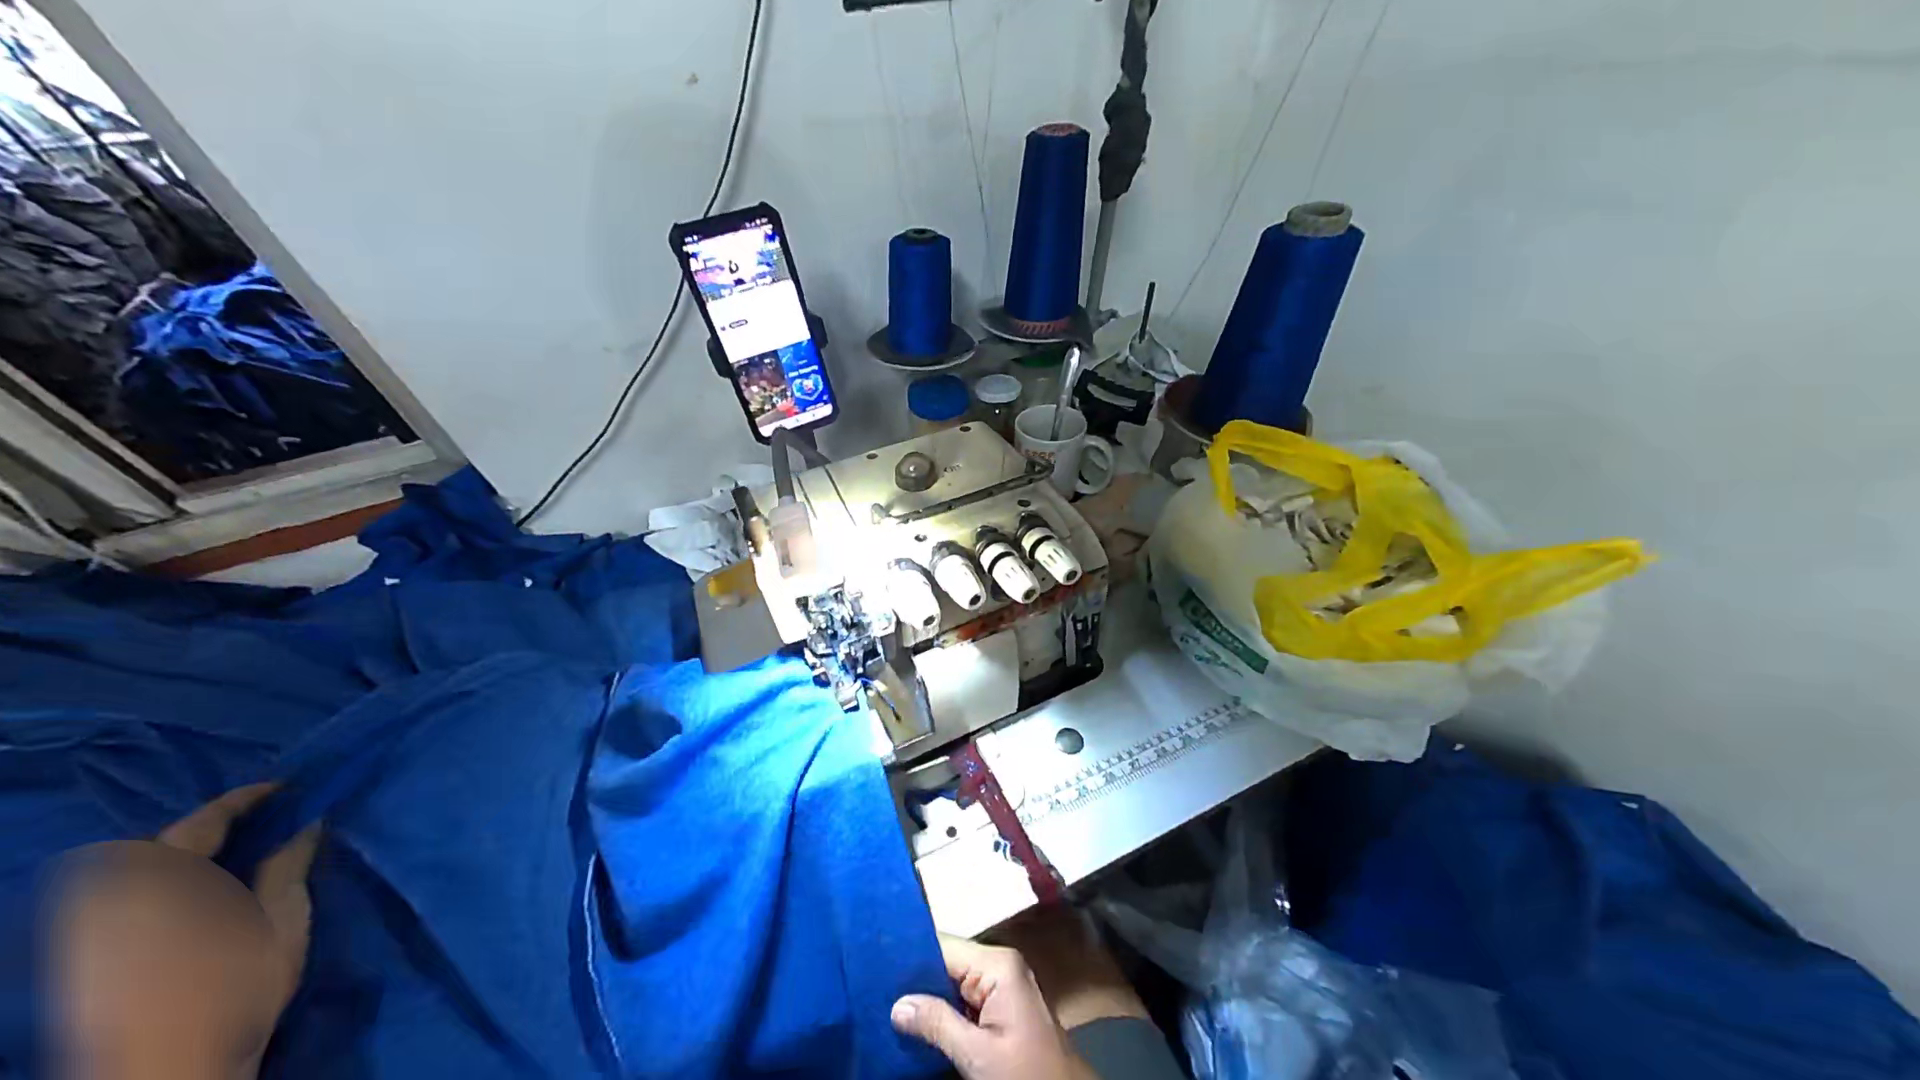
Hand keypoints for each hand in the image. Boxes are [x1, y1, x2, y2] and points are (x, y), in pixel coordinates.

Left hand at [49, 784, 321, 1079]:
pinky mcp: (86, 959)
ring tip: (237, 862)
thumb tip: (308, 821)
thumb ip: (289, 864)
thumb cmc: (237, 986)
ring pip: (145, 874)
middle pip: (168, 843)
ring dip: (191, 859)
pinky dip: (168, 888)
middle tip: (268, 825)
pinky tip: (200, 901)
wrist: (168, 1074)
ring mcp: (91, 930)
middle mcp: (115, 894)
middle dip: (217, 830)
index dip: (251, 797)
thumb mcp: (282, 918)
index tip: (290, 787)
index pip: (207, 818)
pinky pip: (130, 901)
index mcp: (163, 876)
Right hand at [891, 934, 1097, 1079]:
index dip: (910, 957)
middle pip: (946, 962)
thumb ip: (937, 1024)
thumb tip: (897, 1004)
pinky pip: (961, 998)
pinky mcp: (999, 1006)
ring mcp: (1000, 985)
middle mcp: (998, 965)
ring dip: (925, 997)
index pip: (943, 946)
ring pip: (950, 981)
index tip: (875, 966)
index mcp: (997, 964)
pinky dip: (941, 1010)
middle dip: (915, 979)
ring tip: (886, 1002)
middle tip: (876, 989)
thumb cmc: (1026, 1074)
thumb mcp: (979, 1054)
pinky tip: (915, 1019)